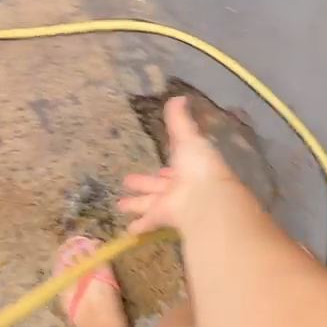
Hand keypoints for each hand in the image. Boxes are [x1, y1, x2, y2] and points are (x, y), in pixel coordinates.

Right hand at [118, 96, 241, 234]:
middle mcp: (183, 185)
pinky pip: (150, 221)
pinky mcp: (166, 217)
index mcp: (190, 166)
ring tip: (120, 205)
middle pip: (160, 185)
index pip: (178, 165)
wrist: (206, 198)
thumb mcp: (188, 137)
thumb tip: (178, 96)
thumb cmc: (198, 164)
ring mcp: (174, 203)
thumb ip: (179, 120)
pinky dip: (140, 226)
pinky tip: (128, 230)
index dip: (169, 167)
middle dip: (146, 184)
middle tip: (129, 181)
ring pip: (151, 203)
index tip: (162, 167)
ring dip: (137, 204)